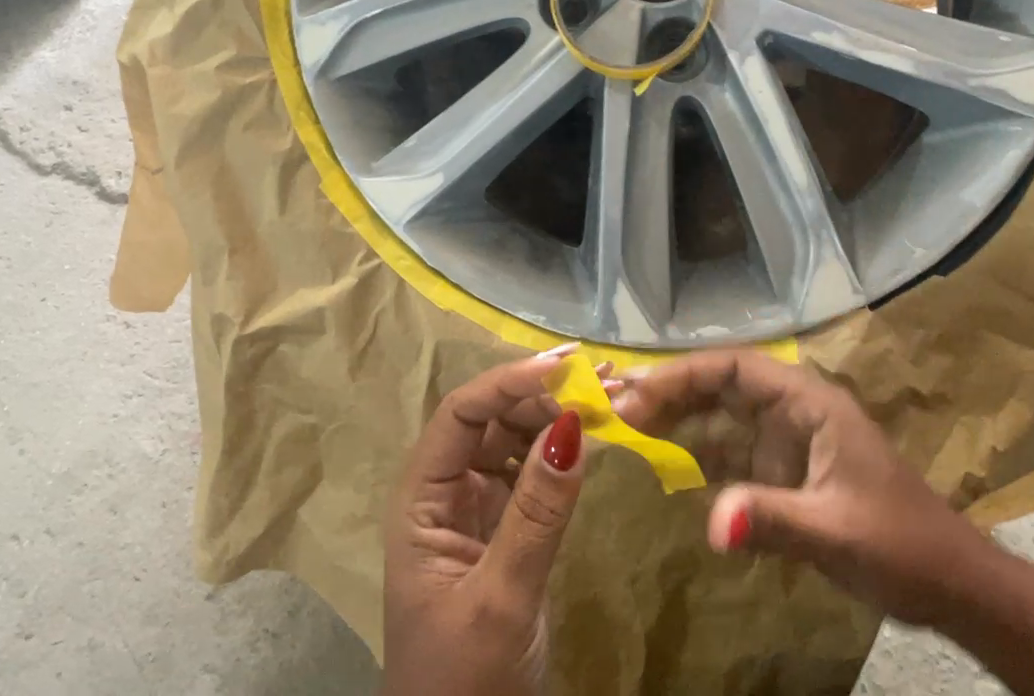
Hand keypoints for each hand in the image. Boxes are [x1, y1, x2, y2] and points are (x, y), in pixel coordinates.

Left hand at [381, 351, 589, 695]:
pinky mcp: (505, 532)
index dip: (509, 382)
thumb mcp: (501, 596)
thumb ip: (536, 512)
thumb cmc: (463, 678)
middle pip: (490, 421)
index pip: (460, 415)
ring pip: (513, 443)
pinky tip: (596, 436)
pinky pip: (532, 477)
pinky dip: (563, 454)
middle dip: (543, 394)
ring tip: (612, 396)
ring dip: (558, 416)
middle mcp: (445, 493)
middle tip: (605, 381)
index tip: (567, 368)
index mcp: (421, 500)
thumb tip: (573, 424)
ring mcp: (476, 511)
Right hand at [610, 350, 992, 624]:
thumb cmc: (902, 545)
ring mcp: (788, 443)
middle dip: (670, 393)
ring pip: (721, 418)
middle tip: (617, 409)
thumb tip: (710, 524)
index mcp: (810, 405)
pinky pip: (729, 454)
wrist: (951, 586)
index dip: (683, 374)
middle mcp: (794, 413)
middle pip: (720, 387)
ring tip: (628, 429)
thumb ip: (772, 521)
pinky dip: (695, 456)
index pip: (735, 368)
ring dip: (677, 421)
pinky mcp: (784, 475)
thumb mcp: (835, 532)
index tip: (637, 392)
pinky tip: (664, 467)